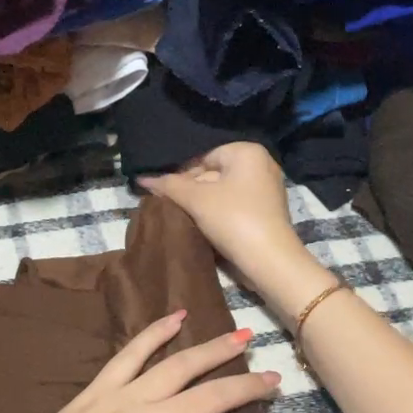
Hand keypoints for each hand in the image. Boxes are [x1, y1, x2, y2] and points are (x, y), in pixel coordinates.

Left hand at [0, 312, 278, 412]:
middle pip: (212, 396)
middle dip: (250, 386)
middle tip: (276, 380)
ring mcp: (119, 402)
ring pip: (178, 366)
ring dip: (214, 349)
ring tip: (244, 338)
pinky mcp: (93, 393)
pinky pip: (129, 354)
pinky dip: (154, 332)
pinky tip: (176, 316)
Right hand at [138, 143, 307, 278]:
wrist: (269, 260)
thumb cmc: (233, 219)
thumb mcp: (196, 199)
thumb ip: (169, 185)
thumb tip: (143, 178)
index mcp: (247, 152)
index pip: (204, 156)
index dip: (181, 174)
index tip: (165, 192)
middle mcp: (261, 164)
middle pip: (213, 173)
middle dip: (191, 189)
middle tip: (170, 205)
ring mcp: (266, 189)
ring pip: (223, 191)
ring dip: (203, 203)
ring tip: (183, 216)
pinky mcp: (266, 211)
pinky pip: (235, 205)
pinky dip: (219, 213)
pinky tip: (203, 225)